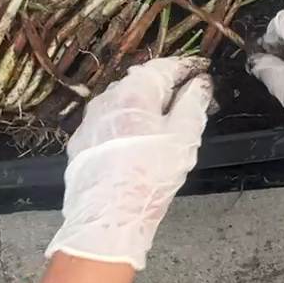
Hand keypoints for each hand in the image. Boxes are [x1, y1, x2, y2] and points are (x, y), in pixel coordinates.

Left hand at [45, 55, 210, 269]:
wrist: (108, 216)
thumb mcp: (184, 136)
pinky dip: (127, 127)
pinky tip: (138, 146)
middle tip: (189, 98)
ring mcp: (90, 122)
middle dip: (166, 88)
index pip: (163, 66)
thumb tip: (200, 83)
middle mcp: (107, 99)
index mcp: (134, 91)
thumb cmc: (150, 174)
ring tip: (165, 124)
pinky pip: (110, 126)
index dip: (186, 66)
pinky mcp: (82, 145)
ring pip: (123, 106)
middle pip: (141, 84)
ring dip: (145, 108)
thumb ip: (194, 103)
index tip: (202, 69)